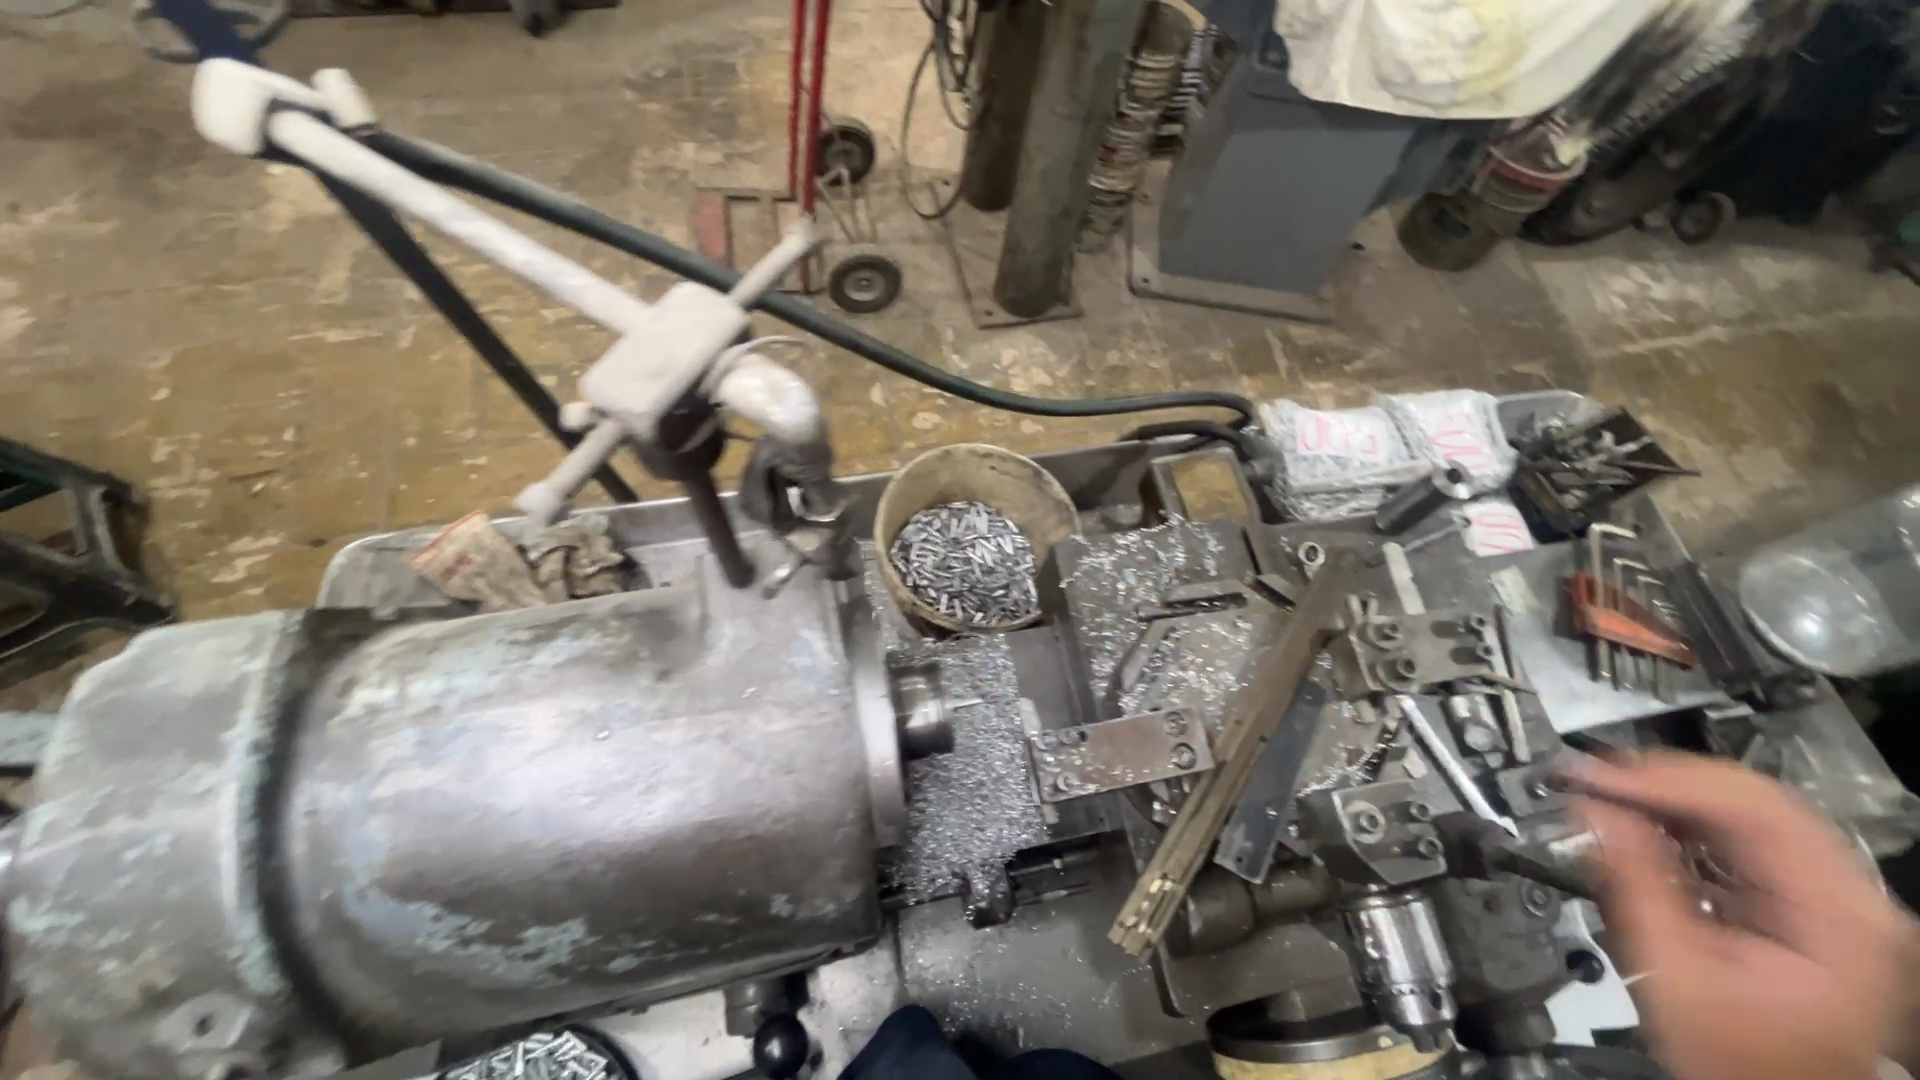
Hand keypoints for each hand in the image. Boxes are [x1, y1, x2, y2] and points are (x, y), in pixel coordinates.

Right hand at [1567, 752, 1912, 1079]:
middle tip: (1589, 774)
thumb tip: (1591, 808)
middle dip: (1661, 779)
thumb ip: (1632, 879)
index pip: (1753, 810)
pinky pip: (1738, 833)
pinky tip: (1635, 815)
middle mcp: (1846, 897)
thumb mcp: (1670, 968)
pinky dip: (1680, 817)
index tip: (1595, 774)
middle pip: (1753, 800)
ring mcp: (1827, 895)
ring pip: (1744, 808)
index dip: (1665, 781)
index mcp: (1836, 915)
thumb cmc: (1732, 1053)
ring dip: (1666, 793)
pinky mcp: (1798, 896)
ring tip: (1600, 789)